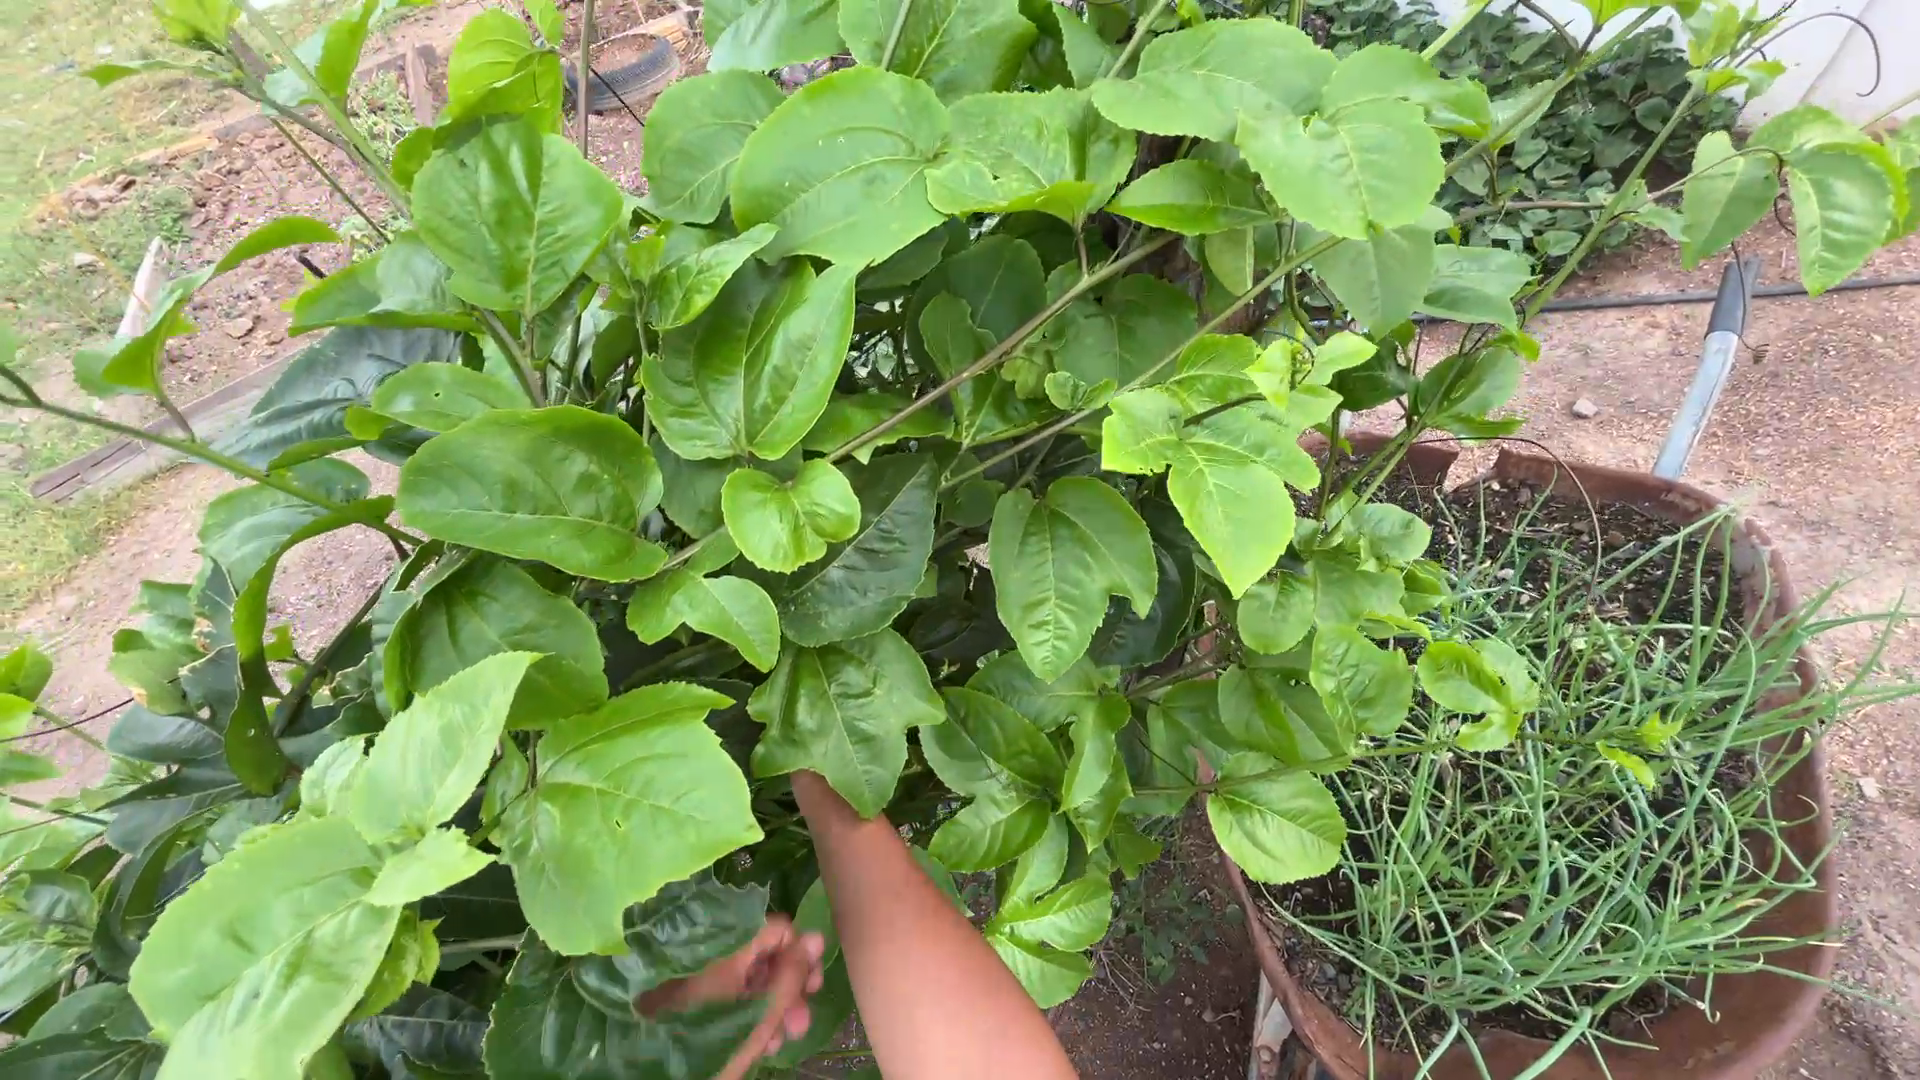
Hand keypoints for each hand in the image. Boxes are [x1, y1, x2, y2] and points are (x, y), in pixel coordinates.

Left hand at [635, 914, 826, 1079]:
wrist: (665, 1076)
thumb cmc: (719, 1040)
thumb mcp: (764, 1011)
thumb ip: (793, 973)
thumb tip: (817, 936)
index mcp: (732, 946)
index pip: (780, 930)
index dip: (801, 955)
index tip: (812, 988)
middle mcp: (717, 953)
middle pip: (766, 957)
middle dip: (789, 990)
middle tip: (800, 1024)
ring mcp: (702, 976)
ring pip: (750, 980)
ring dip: (772, 1008)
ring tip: (779, 1043)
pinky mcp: (692, 998)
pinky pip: (730, 994)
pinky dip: (748, 1013)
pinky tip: (758, 1043)